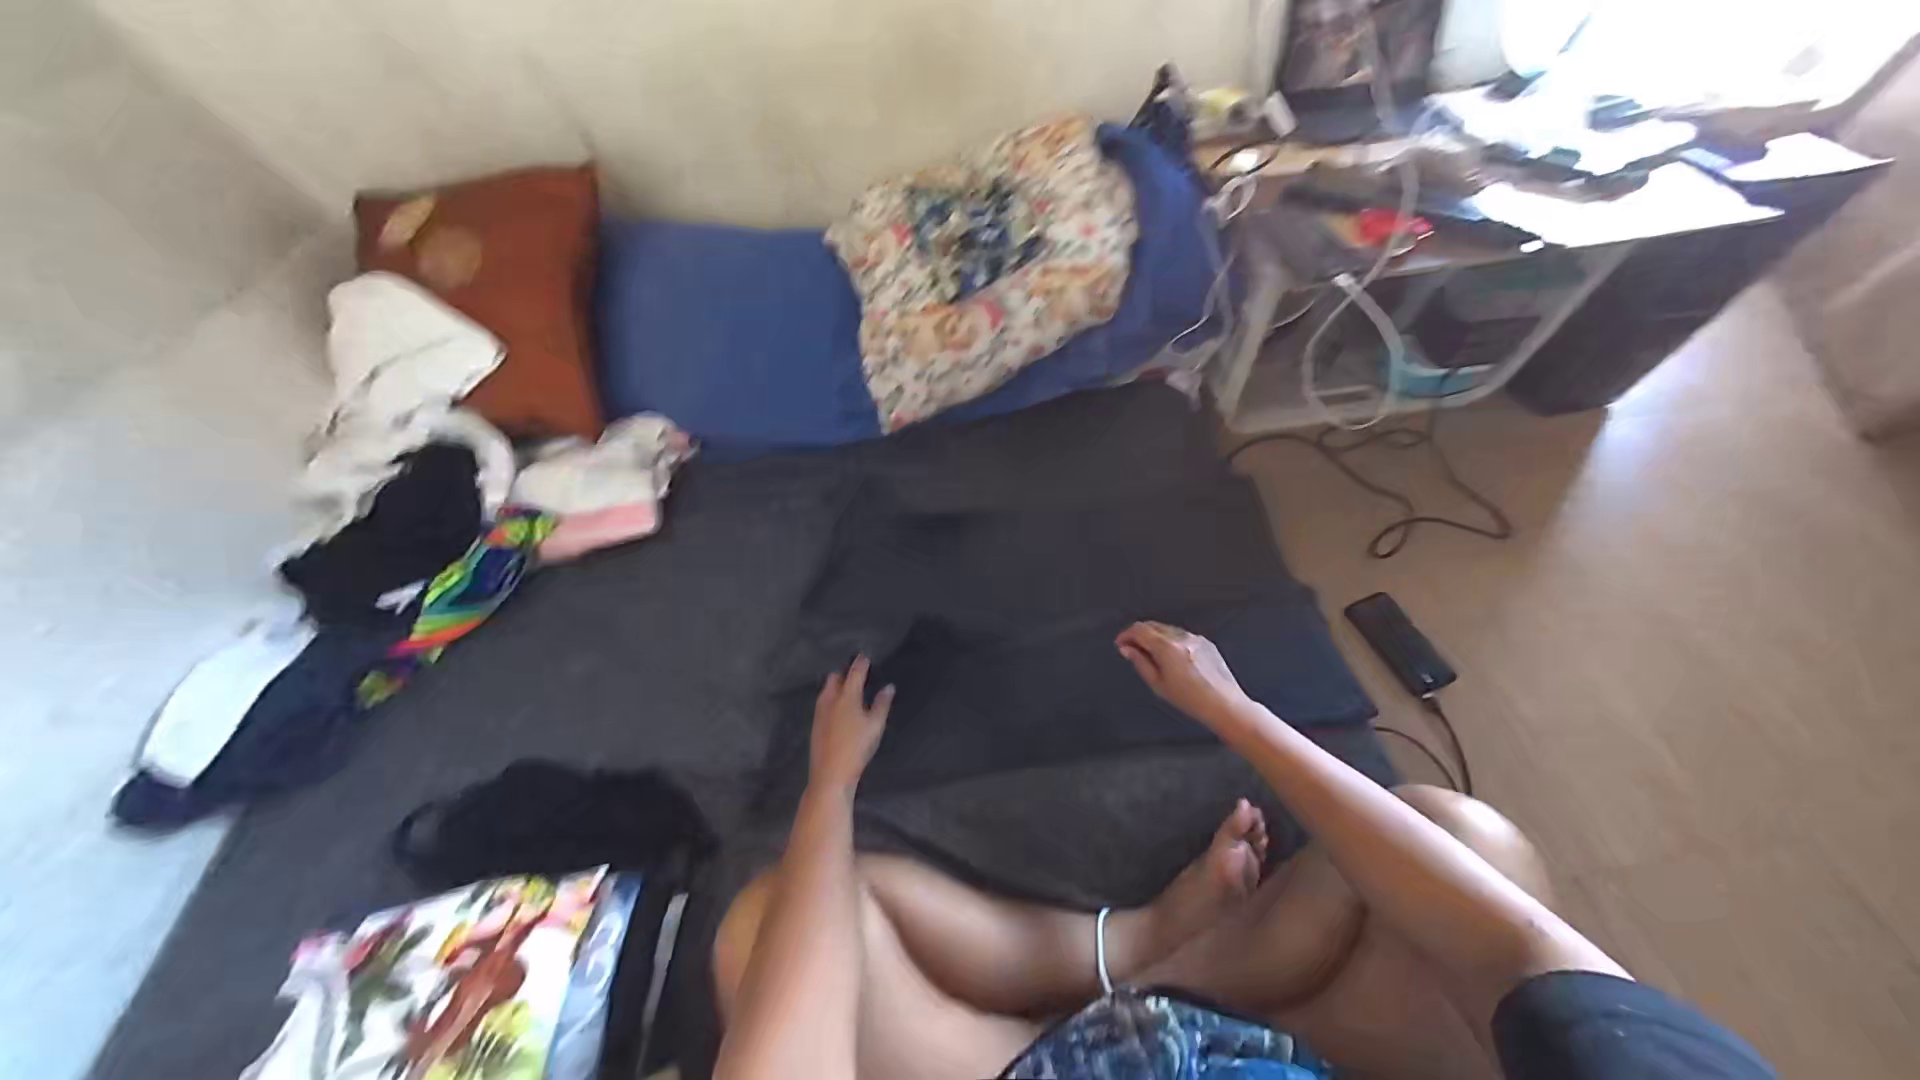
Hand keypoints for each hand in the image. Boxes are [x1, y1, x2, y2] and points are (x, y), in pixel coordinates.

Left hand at [809, 655, 894, 794]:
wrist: (830, 773)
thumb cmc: (857, 747)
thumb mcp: (876, 725)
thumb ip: (882, 704)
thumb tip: (888, 687)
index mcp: (847, 695)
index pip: (854, 672)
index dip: (861, 662)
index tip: (865, 656)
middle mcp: (830, 699)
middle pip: (834, 678)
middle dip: (844, 673)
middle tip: (856, 676)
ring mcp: (820, 712)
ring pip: (826, 691)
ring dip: (836, 686)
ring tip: (847, 691)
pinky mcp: (815, 724)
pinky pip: (823, 703)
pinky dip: (831, 699)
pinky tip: (838, 710)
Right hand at [1116, 621, 1253, 729]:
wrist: (1224, 704)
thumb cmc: (1190, 699)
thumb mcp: (1158, 684)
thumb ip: (1140, 662)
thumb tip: (1126, 649)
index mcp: (1166, 647)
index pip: (1139, 629)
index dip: (1126, 635)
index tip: (1120, 643)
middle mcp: (1180, 637)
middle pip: (1152, 625)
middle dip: (1138, 634)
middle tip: (1130, 648)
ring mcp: (1195, 638)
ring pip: (1167, 629)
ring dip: (1154, 636)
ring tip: (1150, 654)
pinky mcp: (1206, 642)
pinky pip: (1181, 635)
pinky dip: (1170, 640)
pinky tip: (1170, 657)